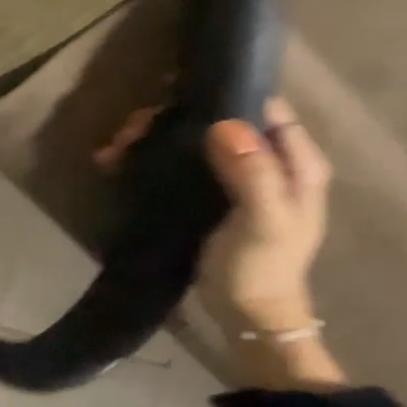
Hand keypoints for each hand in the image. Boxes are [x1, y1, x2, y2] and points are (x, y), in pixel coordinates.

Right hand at [99, 98, 345, 389]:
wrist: (244, 317)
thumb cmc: (261, 268)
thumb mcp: (264, 222)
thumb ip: (254, 175)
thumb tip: (225, 125)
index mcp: (294, 164)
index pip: (267, 109)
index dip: (228, 94)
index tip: (181, 90)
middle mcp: (264, 163)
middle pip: (216, 120)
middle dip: (171, 119)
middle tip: (133, 129)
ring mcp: (231, 177)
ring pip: (187, 138)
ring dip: (148, 137)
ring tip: (116, 149)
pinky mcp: (201, 193)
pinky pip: (170, 161)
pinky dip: (141, 157)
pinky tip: (112, 162)